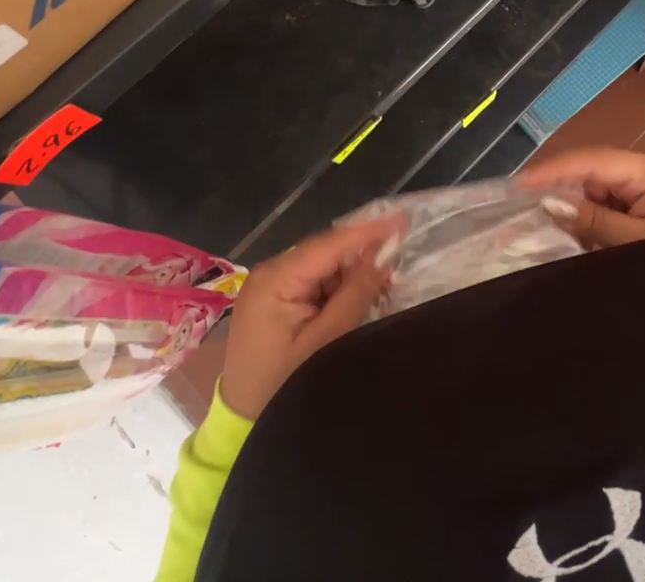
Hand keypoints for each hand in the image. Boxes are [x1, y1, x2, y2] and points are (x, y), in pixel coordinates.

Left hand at [219, 217, 402, 420]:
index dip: (367, 231)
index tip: (402, 219)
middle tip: (400, 258)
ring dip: (352, 273)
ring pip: (322, 267)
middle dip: (362, 253)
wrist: (243, 425)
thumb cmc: (285, 386)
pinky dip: (338, 288)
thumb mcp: (327, 341)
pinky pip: (313, 283)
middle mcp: (268, 273)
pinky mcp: (274, 302)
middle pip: (325, 252)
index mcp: (275, 279)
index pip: (328, 244)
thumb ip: (355, 294)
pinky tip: (360, 296)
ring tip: (385, 283)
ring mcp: (269, 287)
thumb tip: (383, 257)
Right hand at [521, 148, 644, 249]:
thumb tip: (551, 204)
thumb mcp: (644, 243)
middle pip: (585, 177)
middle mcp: (638, 176)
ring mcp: (638, 195)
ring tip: (524, 230)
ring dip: (564, 214)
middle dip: (551, 194)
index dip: (551, 172)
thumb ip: (597, 223)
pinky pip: (601, 215)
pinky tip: (555, 241)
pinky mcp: (638, 215)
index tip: (515, 186)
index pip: (589, 162)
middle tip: (512, 215)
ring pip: (589, 197)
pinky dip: (581, 228)